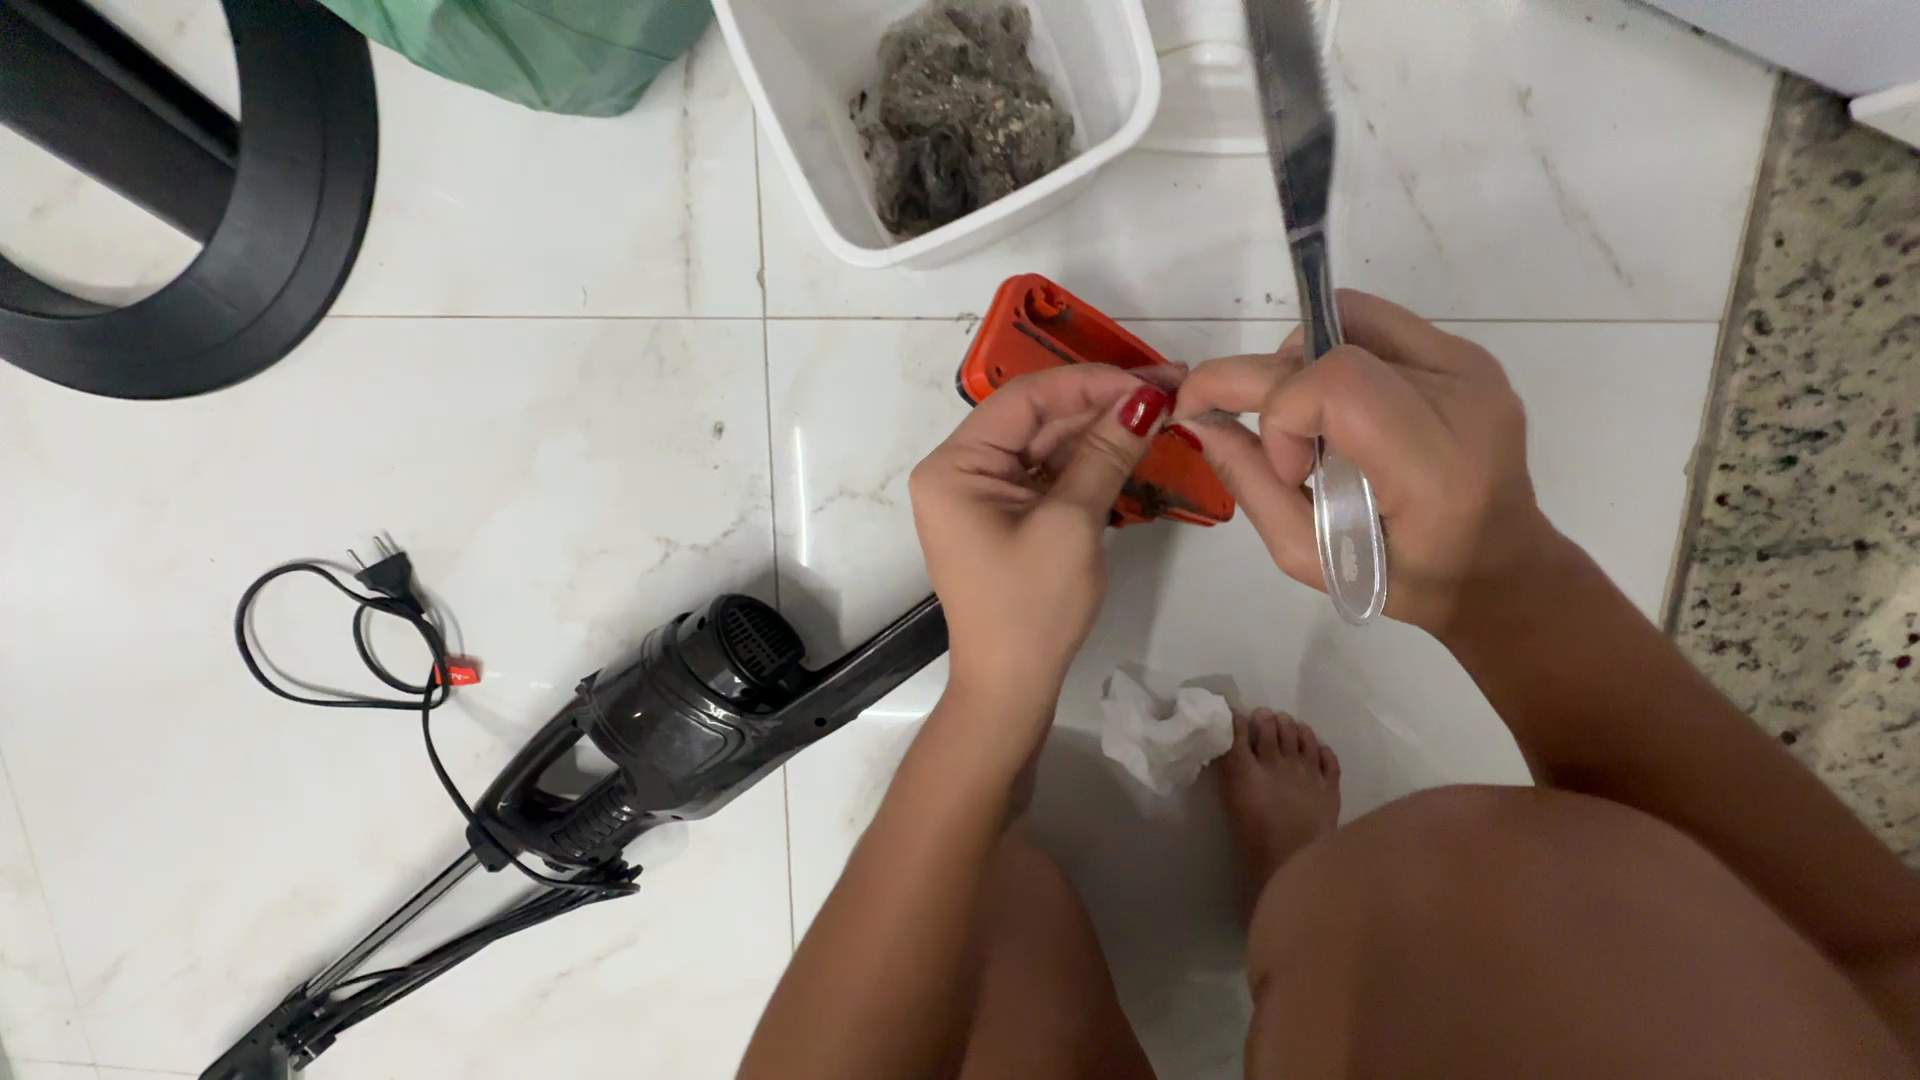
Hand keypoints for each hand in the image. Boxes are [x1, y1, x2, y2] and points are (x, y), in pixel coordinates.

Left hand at [910, 364, 1180, 709]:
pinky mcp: (1002, 515)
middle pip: (1034, 419)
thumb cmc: (1032, 608)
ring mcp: (980, 494)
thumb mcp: (1071, 524)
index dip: (1090, 384)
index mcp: (954, 466)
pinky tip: (1128, 446)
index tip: (1150, 381)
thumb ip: (1105, 454)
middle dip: (1100, 405)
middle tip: (1168, 390)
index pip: (1024, 400)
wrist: (1011, 683)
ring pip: (1043, 445)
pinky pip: (1044, 474)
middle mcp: (959, 471)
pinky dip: (1085, 464)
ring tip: (1158, 413)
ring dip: (1097, 432)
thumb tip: (1145, 399)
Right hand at [1170, 289, 1555, 636]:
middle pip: (1332, 344)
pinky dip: (1326, 355)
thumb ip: (1250, 483)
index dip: (1281, 414)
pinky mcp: (1465, 355)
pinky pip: (1370, 323)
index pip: (1337, 387)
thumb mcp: (1308, 555)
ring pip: (1345, 315)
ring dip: (1294, 363)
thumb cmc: (1404, 580)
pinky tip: (1328, 408)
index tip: (1281, 467)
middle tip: (1214, 410)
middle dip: (1255, 377)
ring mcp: (1470, 368)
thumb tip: (1200, 422)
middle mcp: (1463, 400)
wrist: (1498, 568)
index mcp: (1434, 468)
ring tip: (1295, 422)